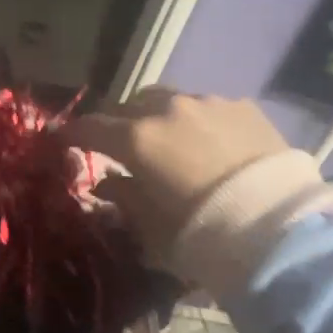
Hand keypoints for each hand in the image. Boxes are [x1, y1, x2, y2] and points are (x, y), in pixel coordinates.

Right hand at [63, 89, 294, 253]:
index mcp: (136, 139)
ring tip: (163, 141)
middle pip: (129, 105)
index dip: (70, 134)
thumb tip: (106, 182)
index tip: (59, 141)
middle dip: (116, 122)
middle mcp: (168, 110)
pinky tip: (203, 145)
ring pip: (169, 100)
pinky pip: (206, 108)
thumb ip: (122, 197)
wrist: (273, 225)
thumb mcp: (148, 225)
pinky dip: (194, 122)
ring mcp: (209, 104)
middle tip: (114, 143)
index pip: (90, 127)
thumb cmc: (197, 231)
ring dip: (157, 117)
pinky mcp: (244, 108)